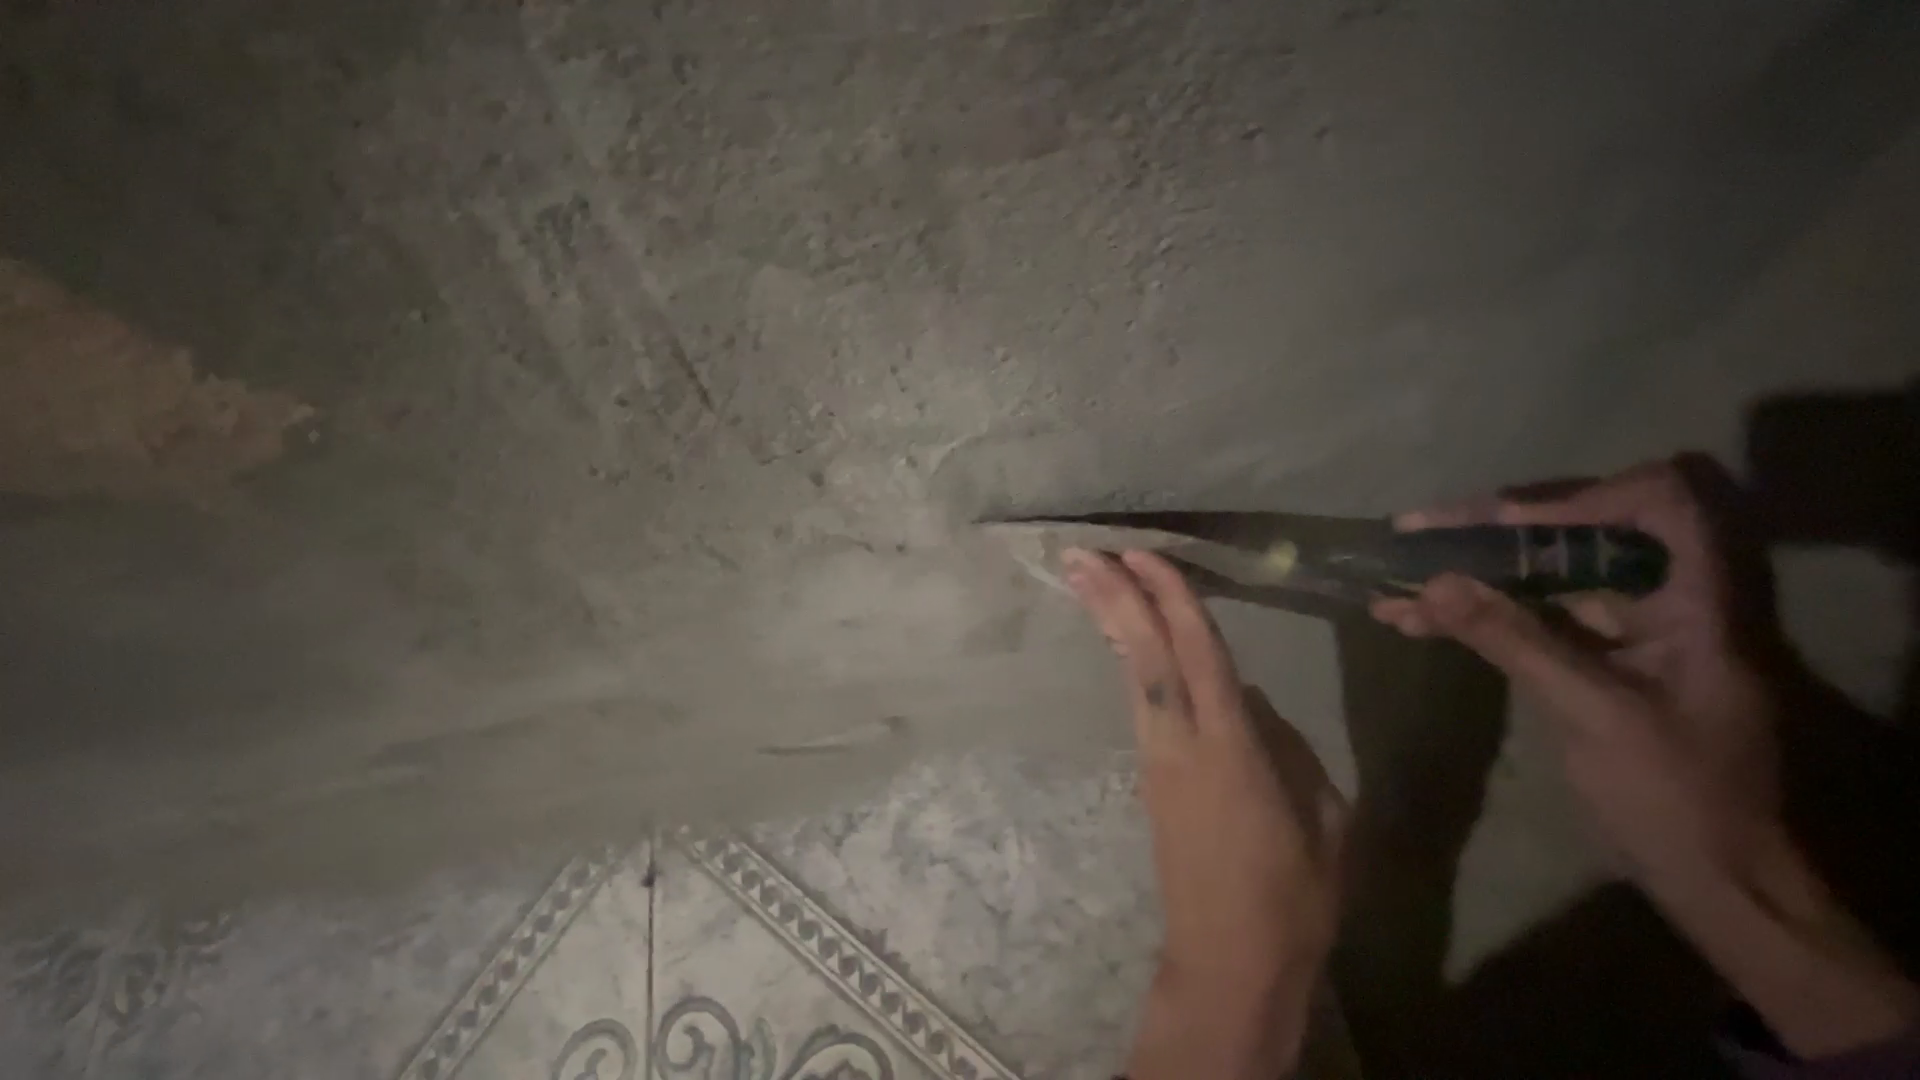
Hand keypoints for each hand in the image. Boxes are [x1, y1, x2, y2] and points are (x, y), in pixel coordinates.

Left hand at [1064, 548, 1345, 1079]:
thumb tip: (1249, 703)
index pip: (1199, 654)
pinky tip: (1119, 637)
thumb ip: (1287, 748)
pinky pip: (1138, 702)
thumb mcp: (1324, 818)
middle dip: (1114, 597)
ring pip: (1131, 674)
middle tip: (1081, 551)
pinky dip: (1126, 658)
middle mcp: (1181, 743)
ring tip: (1086, 577)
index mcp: (1232, 750)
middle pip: (1143, 654)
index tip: (1146, 555)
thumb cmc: (1293, 896)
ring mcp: (1156, 760)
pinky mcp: (1148, 777)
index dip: (1172, 600)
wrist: (1228, 960)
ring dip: (1109, 621)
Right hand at [1372, 459, 1778, 887]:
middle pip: (1578, 534)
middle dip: (1491, 532)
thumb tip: (1434, 583)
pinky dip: (1470, 617)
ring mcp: (1622, 629)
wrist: (1712, 876)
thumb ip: (1512, 639)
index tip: (1498, 521)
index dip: (1578, 497)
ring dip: (1466, 576)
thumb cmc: (1674, 793)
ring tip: (1394, 581)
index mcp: (1695, 600)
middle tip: (1418, 532)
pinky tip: (1412, 621)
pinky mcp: (1589, 658)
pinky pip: (1524, 619)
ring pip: (1540, 578)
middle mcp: (1661, 599)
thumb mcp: (1590, 712)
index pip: (1658, 504)